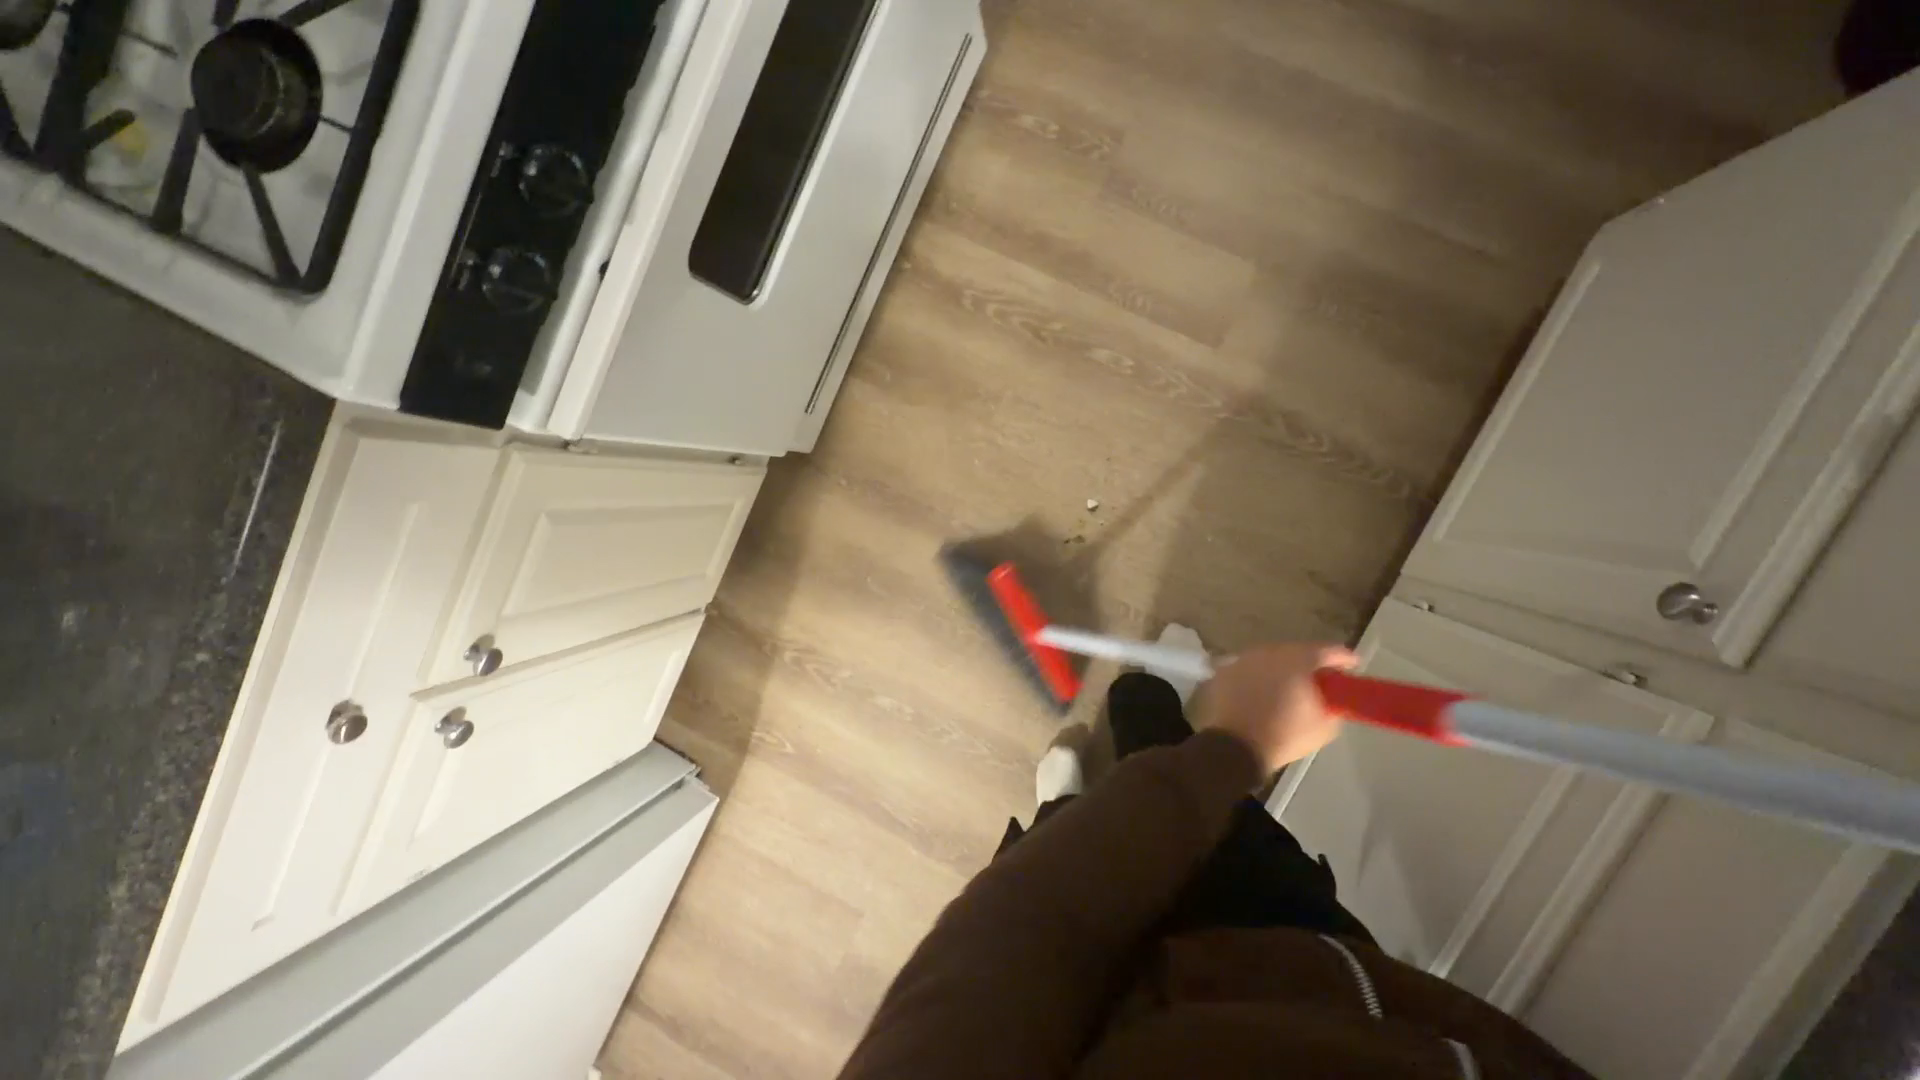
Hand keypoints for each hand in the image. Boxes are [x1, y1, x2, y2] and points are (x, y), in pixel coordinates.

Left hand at [1194, 643, 1359, 775]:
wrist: (1236, 747)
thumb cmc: (1285, 736)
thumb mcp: (1324, 725)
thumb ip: (1334, 705)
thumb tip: (1333, 699)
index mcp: (1298, 660)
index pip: (1328, 651)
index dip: (1343, 658)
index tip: (1353, 665)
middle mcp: (1270, 652)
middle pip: (1297, 651)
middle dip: (1310, 663)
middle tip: (1320, 678)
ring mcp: (1244, 659)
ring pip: (1270, 658)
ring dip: (1282, 668)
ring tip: (1290, 685)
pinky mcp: (1225, 671)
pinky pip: (1249, 669)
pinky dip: (1259, 677)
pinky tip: (1262, 691)